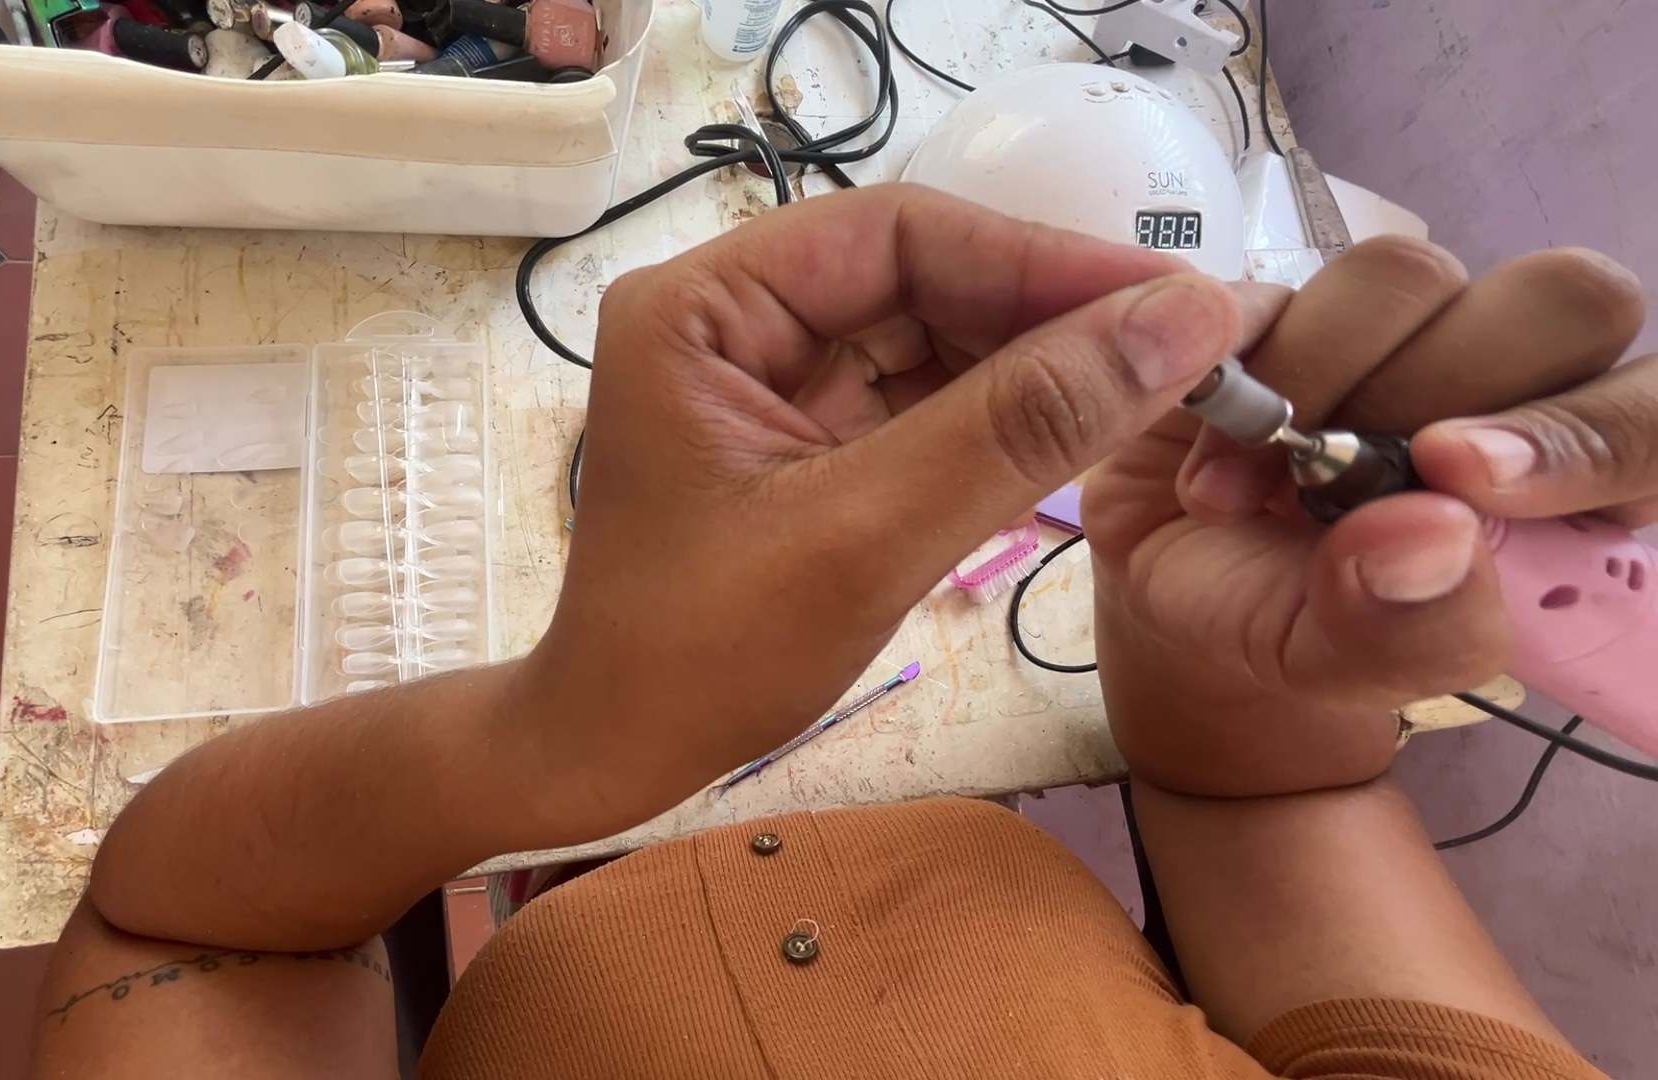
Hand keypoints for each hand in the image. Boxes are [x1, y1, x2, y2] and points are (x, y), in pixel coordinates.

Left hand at [510, 183, 1266, 836]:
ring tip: (1137, 391)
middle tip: (1173, 351)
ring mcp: (751, 377)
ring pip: (910, 340)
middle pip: (904, 280)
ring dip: (1017, 368)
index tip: (1170, 299)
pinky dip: (976, 417)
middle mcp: (720, 320)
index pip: (889, 235)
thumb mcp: (866, 535)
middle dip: (1033, 317)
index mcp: (698, 309)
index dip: (1035, 260)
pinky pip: (896, 400)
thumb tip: (1181, 320)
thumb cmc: (709, 654)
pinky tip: (1055, 431)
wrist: (625, 740)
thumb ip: (1017, 424)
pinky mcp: (783, 433)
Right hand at [1085, 237, 1653, 796]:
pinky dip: (1223, 371)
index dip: (1592, 428)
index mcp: (1552, 479)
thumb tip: (1432, 529)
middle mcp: (1486, 383)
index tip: (1461, 476)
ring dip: (1303, 382)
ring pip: (1402, 275)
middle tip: (1321, 484)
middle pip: (1557, 299)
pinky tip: (1195, 439)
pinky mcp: (1263, 317)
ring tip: (1231, 486)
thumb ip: (1404, 628)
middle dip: (1428, 390)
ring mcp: (1373, 336)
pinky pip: (1263, 292)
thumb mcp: (1328, 661)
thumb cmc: (1258, 620)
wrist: (1146, 580)